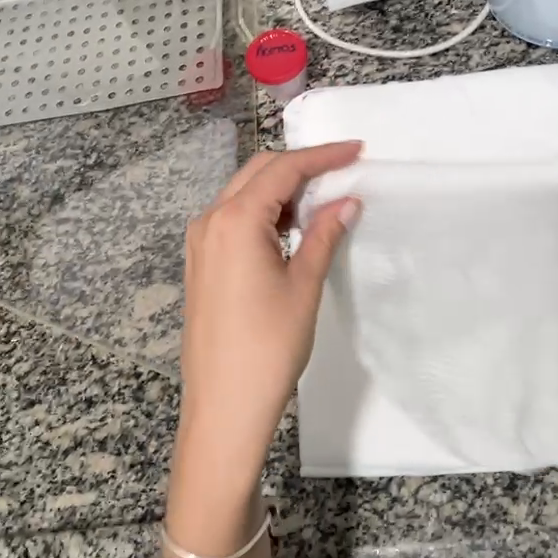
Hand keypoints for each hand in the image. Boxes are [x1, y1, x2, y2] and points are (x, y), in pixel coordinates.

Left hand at [165, 142, 361, 557]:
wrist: (223, 407)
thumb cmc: (267, 347)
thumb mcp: (304, 285)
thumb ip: (324, 234)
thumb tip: (346, 200)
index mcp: (235, 219)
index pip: (283, 169)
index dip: (322, 155)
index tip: (356, 150)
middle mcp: (210, 220)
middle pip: (259, 172)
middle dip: (301, 166)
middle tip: (343, 172)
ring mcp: (200, 241)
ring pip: (244, 193)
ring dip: (282, 190)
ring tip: (323, 202)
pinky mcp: (201, 262)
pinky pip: (233, 218)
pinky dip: (264, 212)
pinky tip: (291, 228)